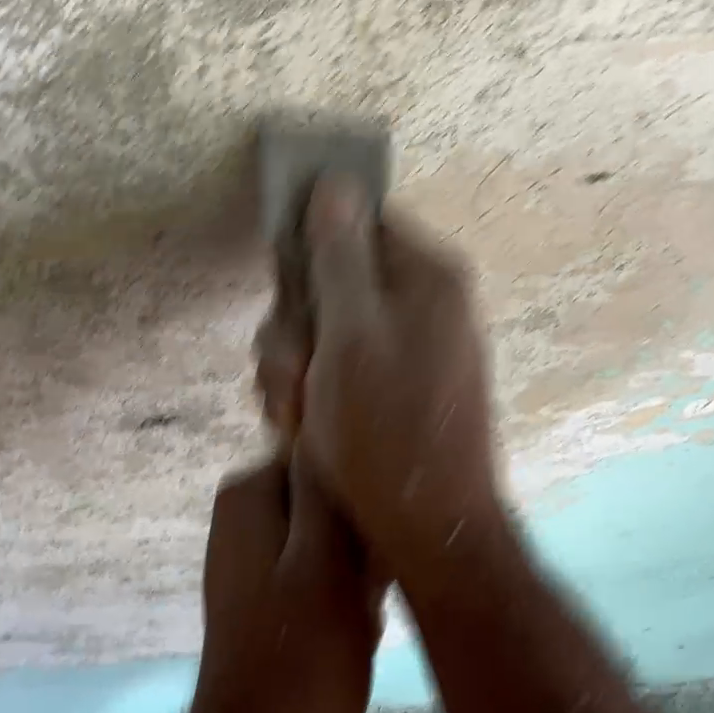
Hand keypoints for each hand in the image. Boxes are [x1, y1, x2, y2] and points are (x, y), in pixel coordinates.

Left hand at [184, 458, 385, 712]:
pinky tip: (345, 632)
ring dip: (351, 578)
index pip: (322, 460)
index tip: (369, 545)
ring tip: (356, 617)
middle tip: (363, 591)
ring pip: (327, 543)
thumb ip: (324, 490)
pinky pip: (313, 574)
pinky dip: (336, 600)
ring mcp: (248, 549)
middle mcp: (242, 509)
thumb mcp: (325, 560)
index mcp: (249, 489)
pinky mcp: (260, 587)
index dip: (357, 502)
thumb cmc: (300, 649)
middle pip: (324, 503)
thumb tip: (325, 423)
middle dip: (354, 547)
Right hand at [255, 175, 499, 567]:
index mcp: (425, 275)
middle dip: (295, 329)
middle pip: (329, 279)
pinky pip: (334, 364)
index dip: (310, 249)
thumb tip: (335, 180)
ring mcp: (406, 346)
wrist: (427, 531)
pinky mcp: (389, 385)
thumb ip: (338, 254)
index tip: (285, 291)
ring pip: (321, 328)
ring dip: (293, 367)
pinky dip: (311, 392)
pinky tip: (303, 426)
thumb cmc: (385, 428)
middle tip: (292, 377)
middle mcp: (420, 302)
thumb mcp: (350, 332)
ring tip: (296, 413)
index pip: (356, 221)